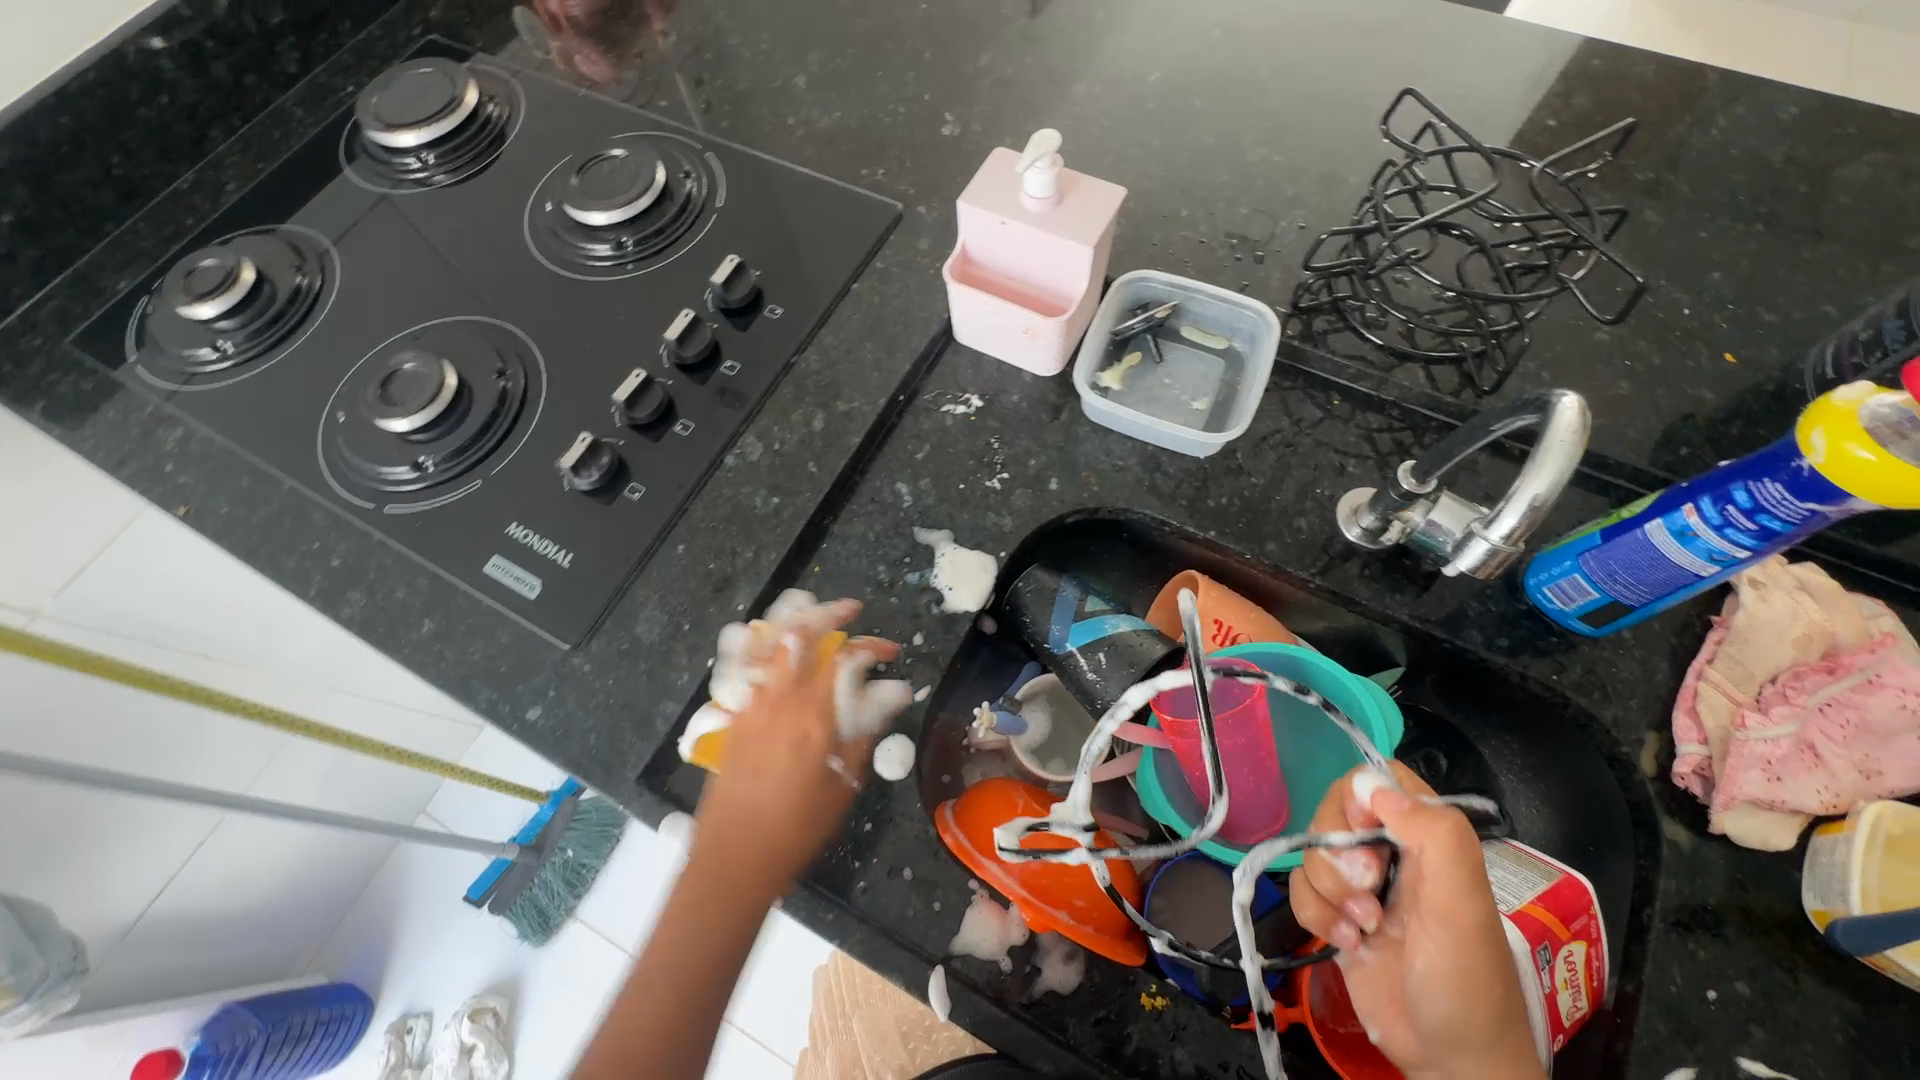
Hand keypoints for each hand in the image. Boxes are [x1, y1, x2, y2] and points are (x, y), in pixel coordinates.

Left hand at [693, 594, 904, 892]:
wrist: (735, 854)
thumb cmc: (798, 825)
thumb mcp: (844, 782)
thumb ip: (865, 730)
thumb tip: (892, 694)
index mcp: (814, 713)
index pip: (847, 657)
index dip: (872, 645)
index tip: (891, 652)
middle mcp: (779, 697)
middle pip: (800, 633)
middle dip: (828, 611)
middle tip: (850, 609)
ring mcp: (750, 704)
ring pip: (766, 642)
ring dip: (791, 621)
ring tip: (809, 612)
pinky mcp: (732, 717)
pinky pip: (743, 667)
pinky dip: (758, 646)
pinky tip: (770, 649)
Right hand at [1289, 763, 1542, 1079]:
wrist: (1449, 1059)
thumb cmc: (1465, 979)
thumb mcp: (1463, 905)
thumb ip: (1434, 835)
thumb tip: (1374, 787)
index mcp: (1429, 840)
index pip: (1381, 780)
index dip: (1361, 795)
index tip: (1365, 830)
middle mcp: (1392, 854)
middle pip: (1334, 812)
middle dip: (1338, 850)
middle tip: (1367, 886)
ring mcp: (1361, 886)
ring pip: (1312, 851)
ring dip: (1329, 890)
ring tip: (1363, 928)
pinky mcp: (1336, 916)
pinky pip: (1301, 890)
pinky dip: (1316, 915)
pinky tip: (1347, 943)